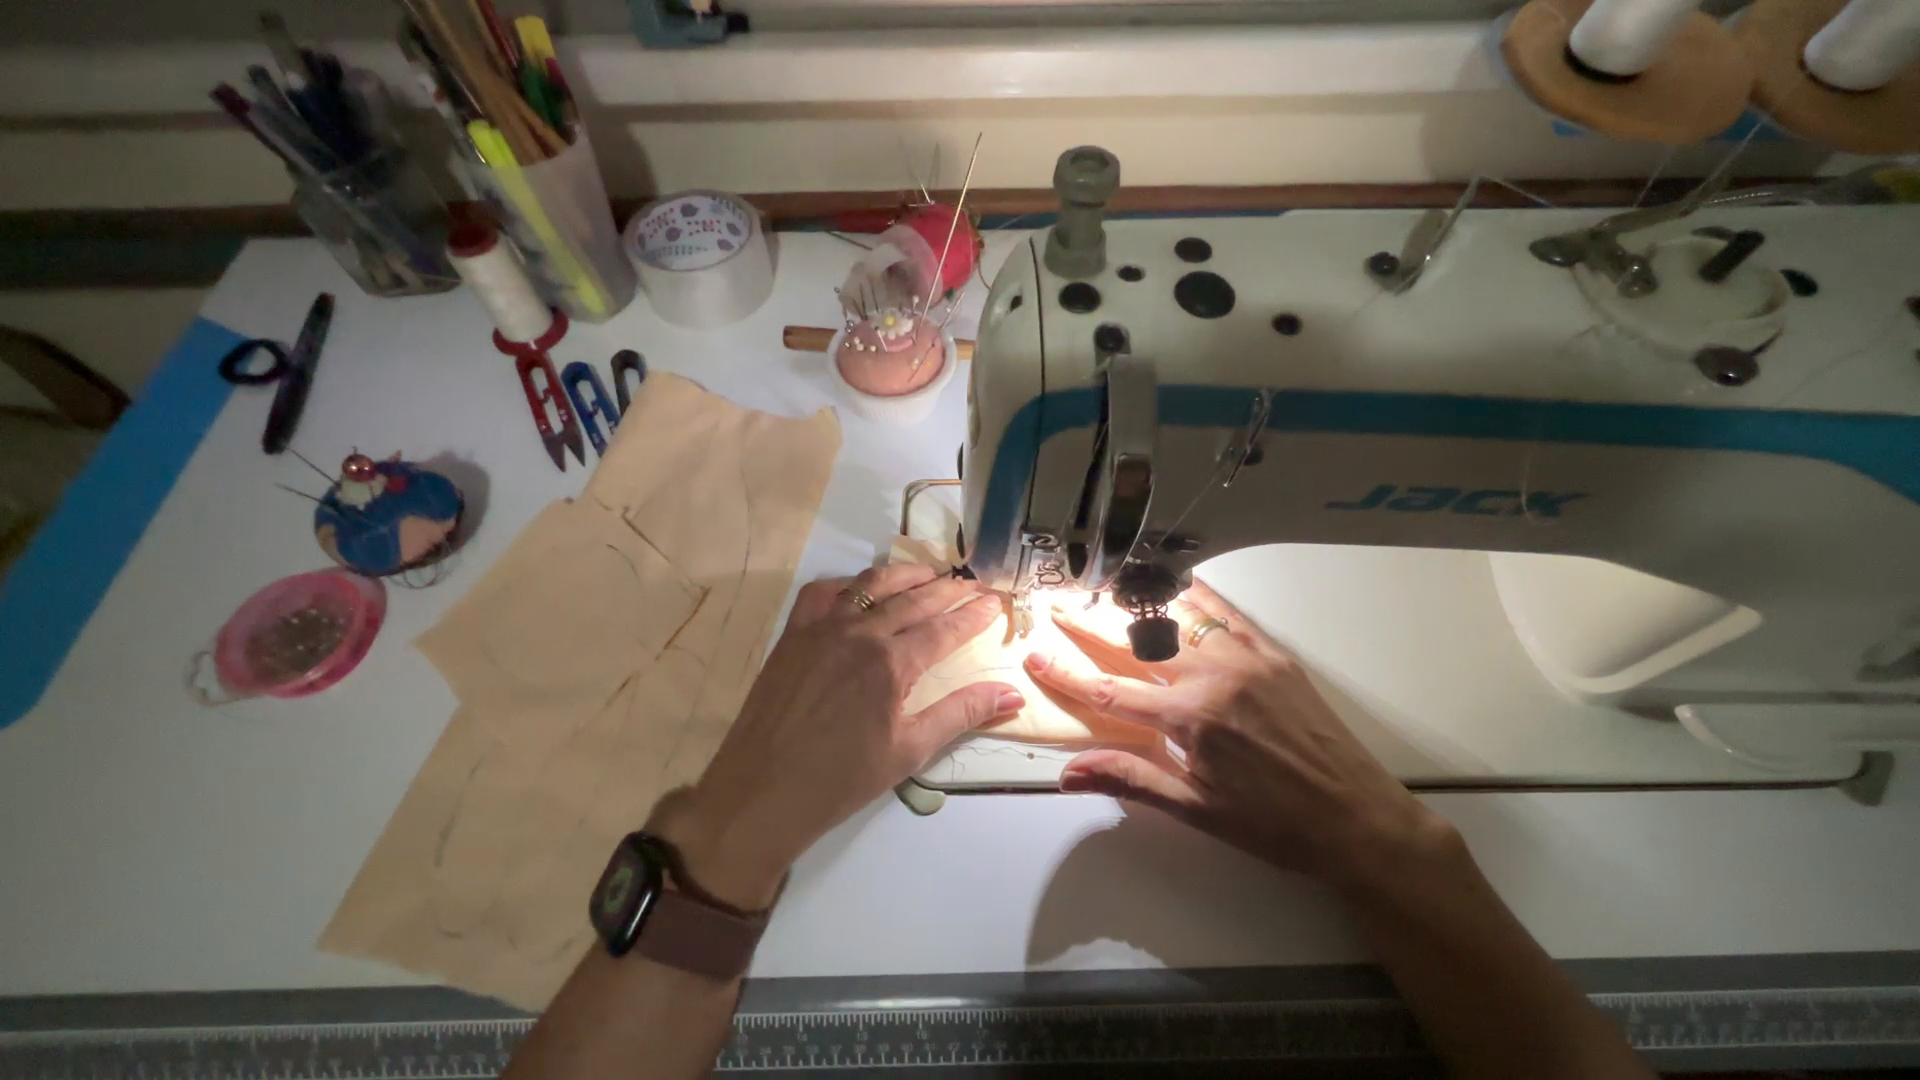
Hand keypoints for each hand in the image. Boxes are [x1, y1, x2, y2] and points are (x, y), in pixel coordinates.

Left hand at [659, 564, 1022, 908]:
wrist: (763, 791)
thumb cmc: (843, 779)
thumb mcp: (910, 750)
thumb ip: (962, 714)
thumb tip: (1013, 693)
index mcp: (892, 664)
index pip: (944, 628)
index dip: (973, 614)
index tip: (995, 601)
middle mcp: (859, 634)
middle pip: (913, 599)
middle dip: (948, 589)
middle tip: (972, 583)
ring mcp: (822, 629)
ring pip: (871, 585)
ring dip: (904, 575)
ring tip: (929, 574)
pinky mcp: (793, 634)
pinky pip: (822, 592)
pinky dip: (848, 582)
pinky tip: (861, 587)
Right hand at [1026, 580, 1453, 894]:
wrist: (1358, 819)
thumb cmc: (1273, 824)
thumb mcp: (1197, 810)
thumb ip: (1131, 779)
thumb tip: (1068, 774)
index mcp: (1190, 718)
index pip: (1111, 692)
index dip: (1068, 675)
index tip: (1034, 657)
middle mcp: (1214, 676)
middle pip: (1137, 643)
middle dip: (1091, 625)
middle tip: (1060, 607)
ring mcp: (1247, 659)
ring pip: (1180, 619)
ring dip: (1137, 603)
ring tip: (1105, 587)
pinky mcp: (1274, 655)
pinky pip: (1227, 615)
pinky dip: (1196, 598)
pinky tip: (1177, 585)